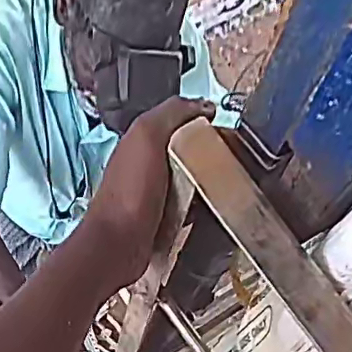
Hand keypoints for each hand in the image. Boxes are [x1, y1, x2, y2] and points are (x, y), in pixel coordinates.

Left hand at [79, 97, 214, 288]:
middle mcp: (147, 166)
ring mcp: (155, 196)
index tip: (227, 134)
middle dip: (209, 154)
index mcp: (142, 140)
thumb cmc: (131, 191)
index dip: (204, 123)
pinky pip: (188, 208)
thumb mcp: (148, 136)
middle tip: (232, 162)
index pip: (180, 122)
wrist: (118, 245)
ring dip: (207, 183)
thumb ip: (171, 113)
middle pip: (187, 152)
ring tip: (228, 186)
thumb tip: (202, 105)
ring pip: (190, 181)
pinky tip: (212, 211)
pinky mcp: (163, 222)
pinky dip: (200, 208)